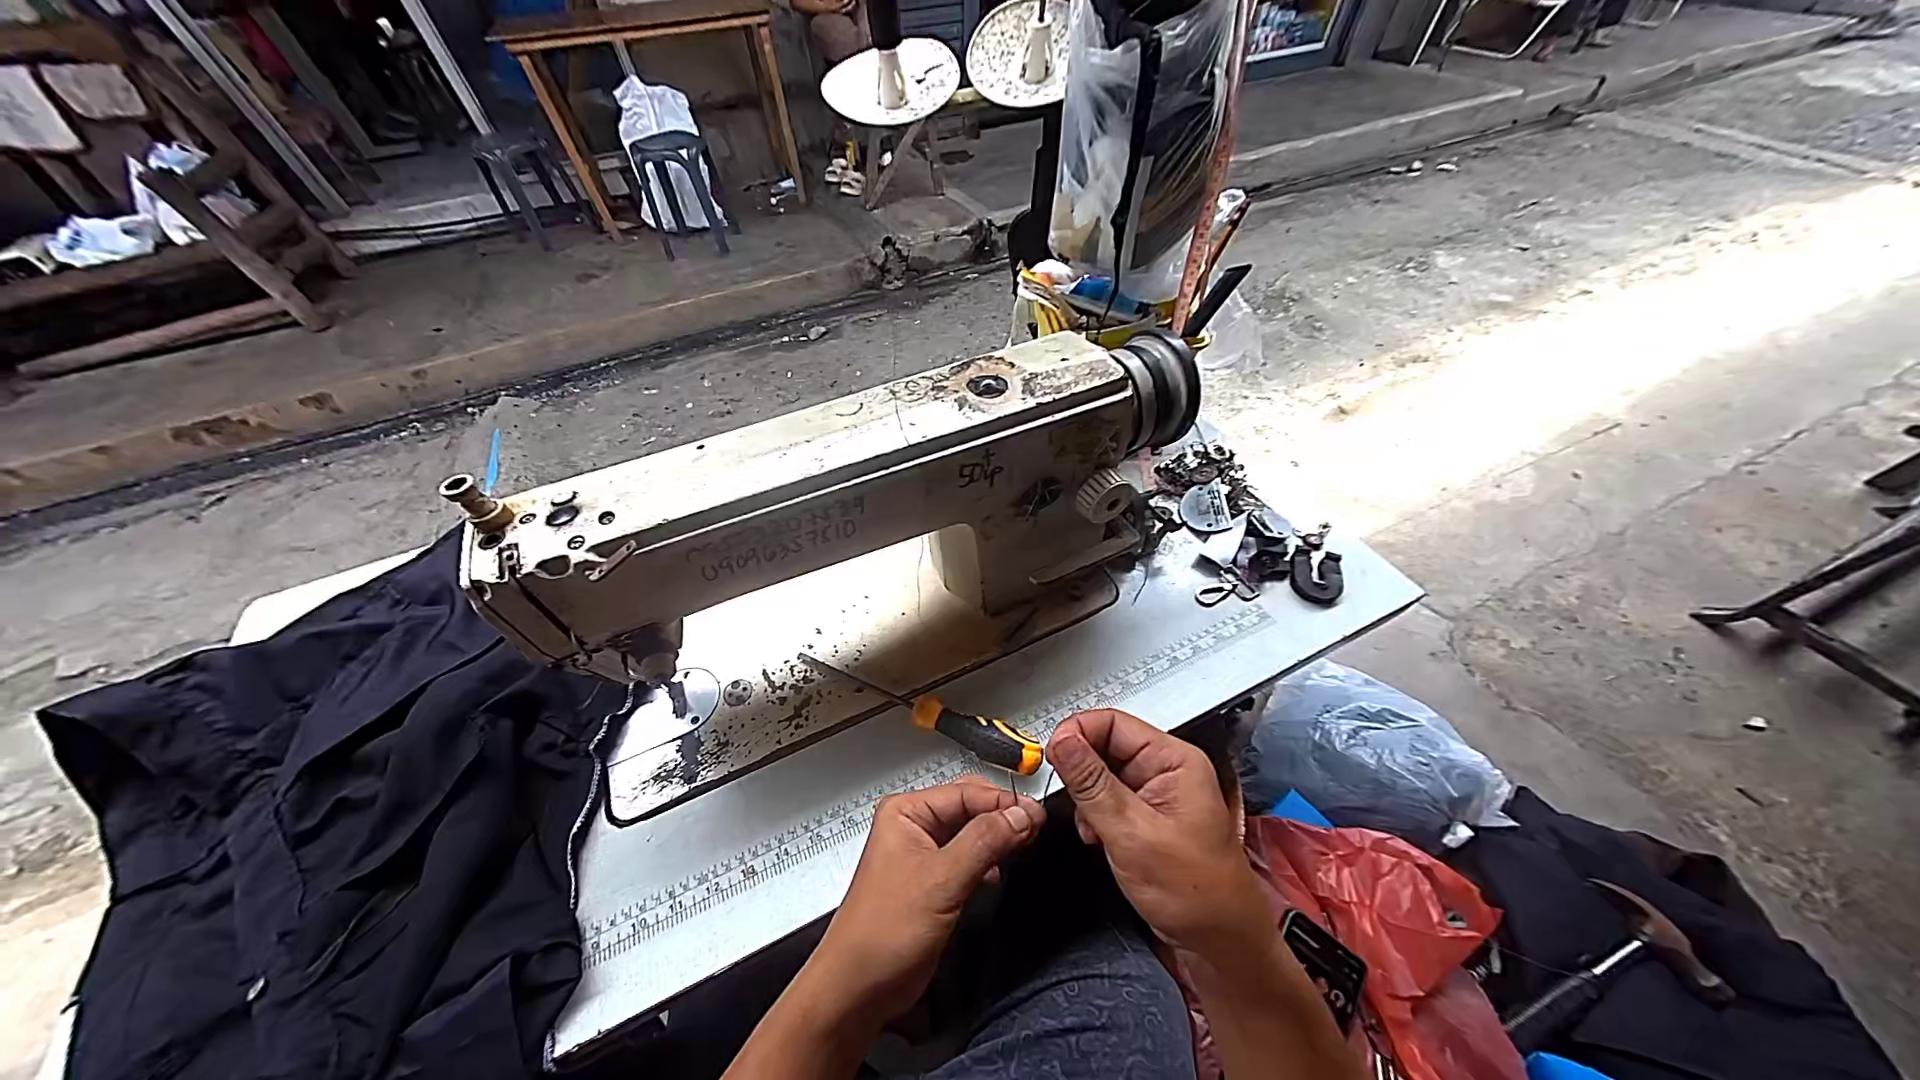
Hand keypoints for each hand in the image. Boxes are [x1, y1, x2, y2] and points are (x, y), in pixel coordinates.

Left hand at [808, 778, 1043, 1019]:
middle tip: (1034, 827)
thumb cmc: (878, 934)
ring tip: (1023, 844)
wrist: (859, 990)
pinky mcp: (934, 881)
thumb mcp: (940, 881)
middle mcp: (913, 827)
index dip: (1003, 801)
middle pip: (970, 807)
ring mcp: (923, 854)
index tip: (1035, 814)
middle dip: (1002, 817)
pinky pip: (970, 858)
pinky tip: (1000, 870)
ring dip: (998, 838)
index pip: (966, 792)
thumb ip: (984, 843)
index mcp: (905, 812)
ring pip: (972, 832)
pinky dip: (989, 861)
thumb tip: (1020, 815)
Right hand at [1047, 709, 1268, 958]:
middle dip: (1082, 773)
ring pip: (1100, 773)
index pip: (1113, 722)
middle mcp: (1165, 770)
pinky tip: (1099, 837)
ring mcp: (1155, 793)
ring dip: (1087, 799)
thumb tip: (1063, 741)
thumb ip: (1092, 784)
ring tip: (1093, 827)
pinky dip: (1093, 815)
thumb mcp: (1132, 832)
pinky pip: (1106, 798)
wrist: (1219, 946)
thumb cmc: (1197, 894)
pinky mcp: (1144, 815)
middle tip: (1074, 800)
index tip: (1053, 755)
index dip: (1078, 733)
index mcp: (1174, 760)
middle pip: (1104, 745)